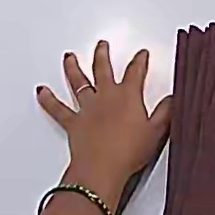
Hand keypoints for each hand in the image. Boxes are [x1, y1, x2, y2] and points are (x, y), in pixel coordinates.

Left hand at [38, 41, 171, 201]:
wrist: (102, 169)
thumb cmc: (129, 151)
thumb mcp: (157, 131)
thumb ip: (166, 112)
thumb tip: (172, 98)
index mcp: (128, 96)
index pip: (135, 72)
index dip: (140, 61)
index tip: (142, 54)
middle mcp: (106, 96)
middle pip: (103, 69)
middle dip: (102, 55)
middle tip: (102, 45)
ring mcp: (87, 108)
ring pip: (79, 82)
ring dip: (73, 68)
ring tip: (70, 57)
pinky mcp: (73, 122)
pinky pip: (58, 108)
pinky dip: (48, 100)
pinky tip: (41, 91)